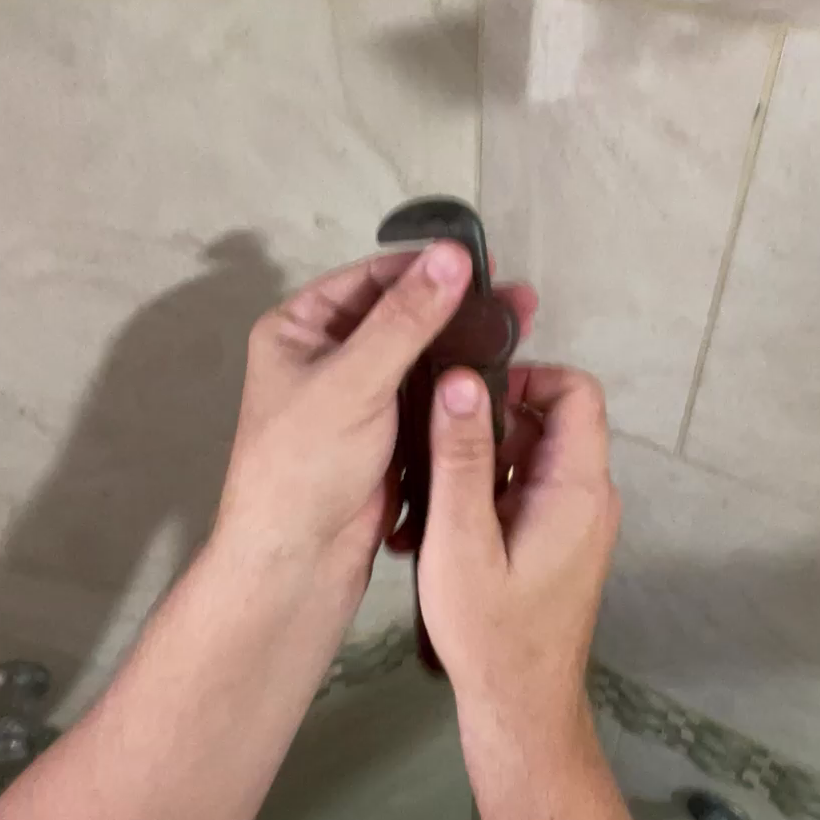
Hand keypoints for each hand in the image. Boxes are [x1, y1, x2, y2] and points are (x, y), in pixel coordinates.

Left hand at [213, 243, 536, 578]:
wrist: (299, 564)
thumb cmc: (307, 465)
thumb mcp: (354, 382)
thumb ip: (406, 319)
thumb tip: (452, 254)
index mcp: (300, 328)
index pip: (372, 279)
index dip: (426, 266)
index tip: (482, 261)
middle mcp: (329, 354)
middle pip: (402, 314)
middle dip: (457, 306)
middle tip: (517, 300)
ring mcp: (361, 394)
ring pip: (421, 354)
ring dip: (465, 342)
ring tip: (520, 328)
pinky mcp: (388, 429)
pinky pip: (429, 392)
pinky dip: (460, 381)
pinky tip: (500, 372)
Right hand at [416, 364, 618, 726]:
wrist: (520, 709)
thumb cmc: (491, 631)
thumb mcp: (463, 540)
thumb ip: (463, 457)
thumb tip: (461, 378)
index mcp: (578, 485)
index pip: (576, 391)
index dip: (528, 377)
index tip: (471, 396)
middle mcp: (588, 493)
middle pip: (549, 420)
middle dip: (490, 422)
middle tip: (434, 446)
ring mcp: (575, 516)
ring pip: (531, 454)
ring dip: (481, 460)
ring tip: (427, 490)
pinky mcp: (557, 536)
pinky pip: (525, 487)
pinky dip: (487, 490)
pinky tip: (440, 522)